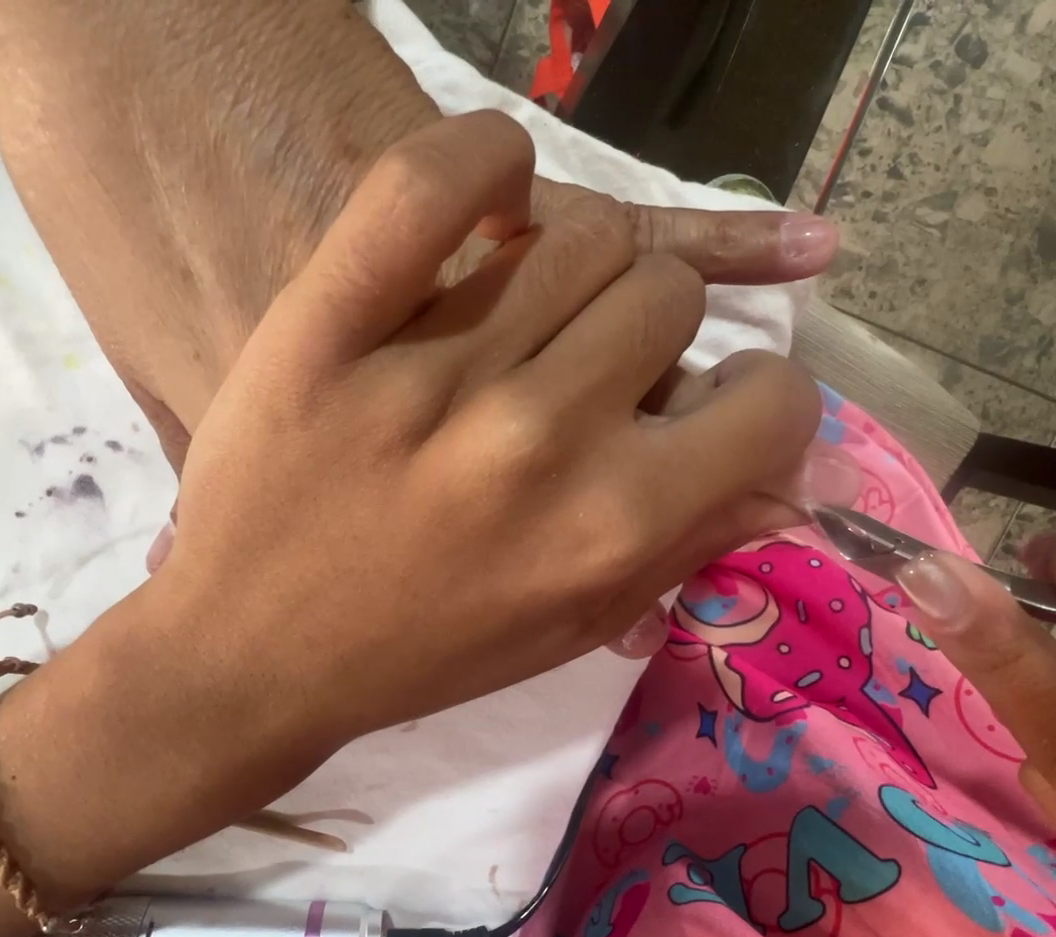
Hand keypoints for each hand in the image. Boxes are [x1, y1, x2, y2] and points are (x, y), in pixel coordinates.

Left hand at [147, 111, 822, 743]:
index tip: (714, 405)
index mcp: (611, 524)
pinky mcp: (331, 320)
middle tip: (597, 371)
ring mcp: (431, 369)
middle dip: (653, 335)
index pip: (772, 399)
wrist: (255, 655)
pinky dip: (481, 164)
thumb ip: (691, 544)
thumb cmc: (426, 654)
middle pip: (667, 296)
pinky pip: (432, 181)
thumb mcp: (574, 629)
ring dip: (577, 272)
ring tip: (533, 318)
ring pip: (579, 236)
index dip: (762, 398)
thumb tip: (799, 476)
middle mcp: (541, 439)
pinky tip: (494, 200)